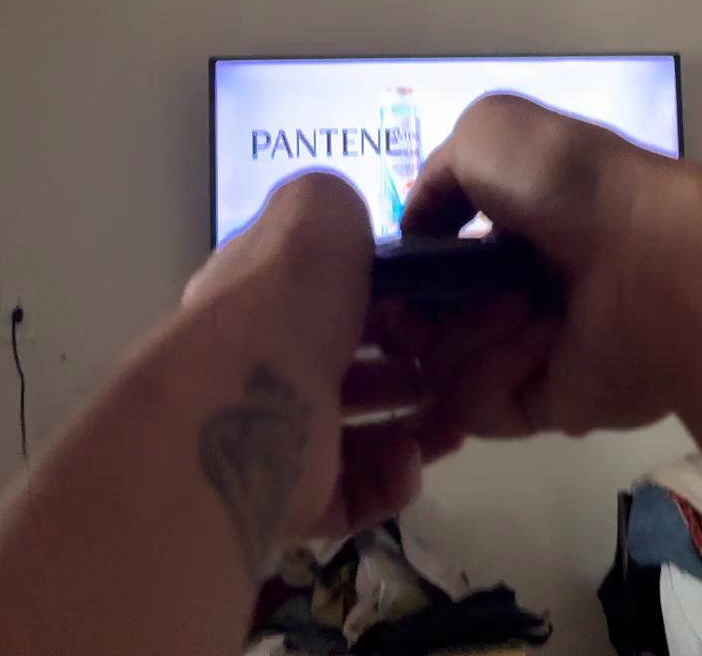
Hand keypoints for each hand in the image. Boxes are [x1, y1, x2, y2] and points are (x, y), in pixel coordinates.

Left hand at [180, 172, 425, 541]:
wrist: (245, 394)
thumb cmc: (291, 293)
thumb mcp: (317, 207)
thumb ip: (332, 202)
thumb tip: (347, 229)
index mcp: (268, 301)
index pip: (334, 301)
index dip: (392, 301)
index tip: (438, 305)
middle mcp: (266, 368)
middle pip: (354, 370)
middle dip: (413, 368)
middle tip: (456, 368)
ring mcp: (275, 436)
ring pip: (360, 436)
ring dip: (415, 428)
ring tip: (455, 423)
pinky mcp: (287, 498)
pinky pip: (352, 494)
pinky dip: (390, 480)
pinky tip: (413, 462)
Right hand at [393, 94, 694, 444]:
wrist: (650, 253)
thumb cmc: (568, 184)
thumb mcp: (490, 130)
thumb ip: (437, 174)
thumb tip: (419, 230)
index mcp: (508, 230)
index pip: (427, 268)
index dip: (401, 275)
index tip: (394, 277)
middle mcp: (514, 289)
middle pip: (418, 327)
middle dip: (414, 315)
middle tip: (428, 306)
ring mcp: (528, 350)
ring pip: (437, 368)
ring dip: (468, 331)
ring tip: (525, 303)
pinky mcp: (544, 404)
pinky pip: (476, 407)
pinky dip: (495, 368)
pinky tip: (542, 338)